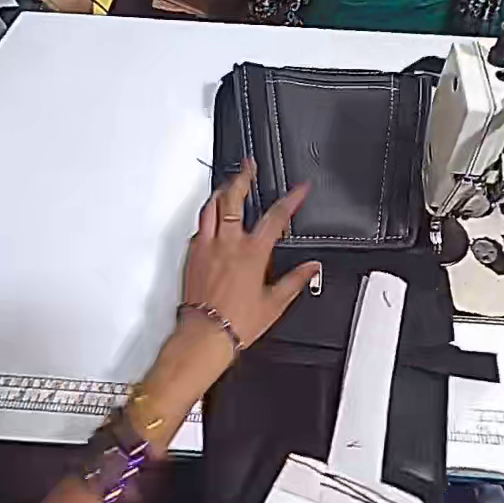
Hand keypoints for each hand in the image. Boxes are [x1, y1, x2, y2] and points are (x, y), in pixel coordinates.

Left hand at [137, 162, 320, 439]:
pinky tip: (211, 218)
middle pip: (233, 198)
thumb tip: (311, 268)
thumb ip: (294, 280)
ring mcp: (207, 247)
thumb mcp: (275, 303)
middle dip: (243, 177)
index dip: (291, 199)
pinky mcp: (192, 255)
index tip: (300, 189)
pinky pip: (199, 227)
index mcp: (252, 252)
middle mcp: (227, 244)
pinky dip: (207, 217)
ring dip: (221, 191)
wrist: (204, 336)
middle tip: (248, 166)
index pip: (276, 216)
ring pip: (211, 207)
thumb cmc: (236, 322)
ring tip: (228, 182)